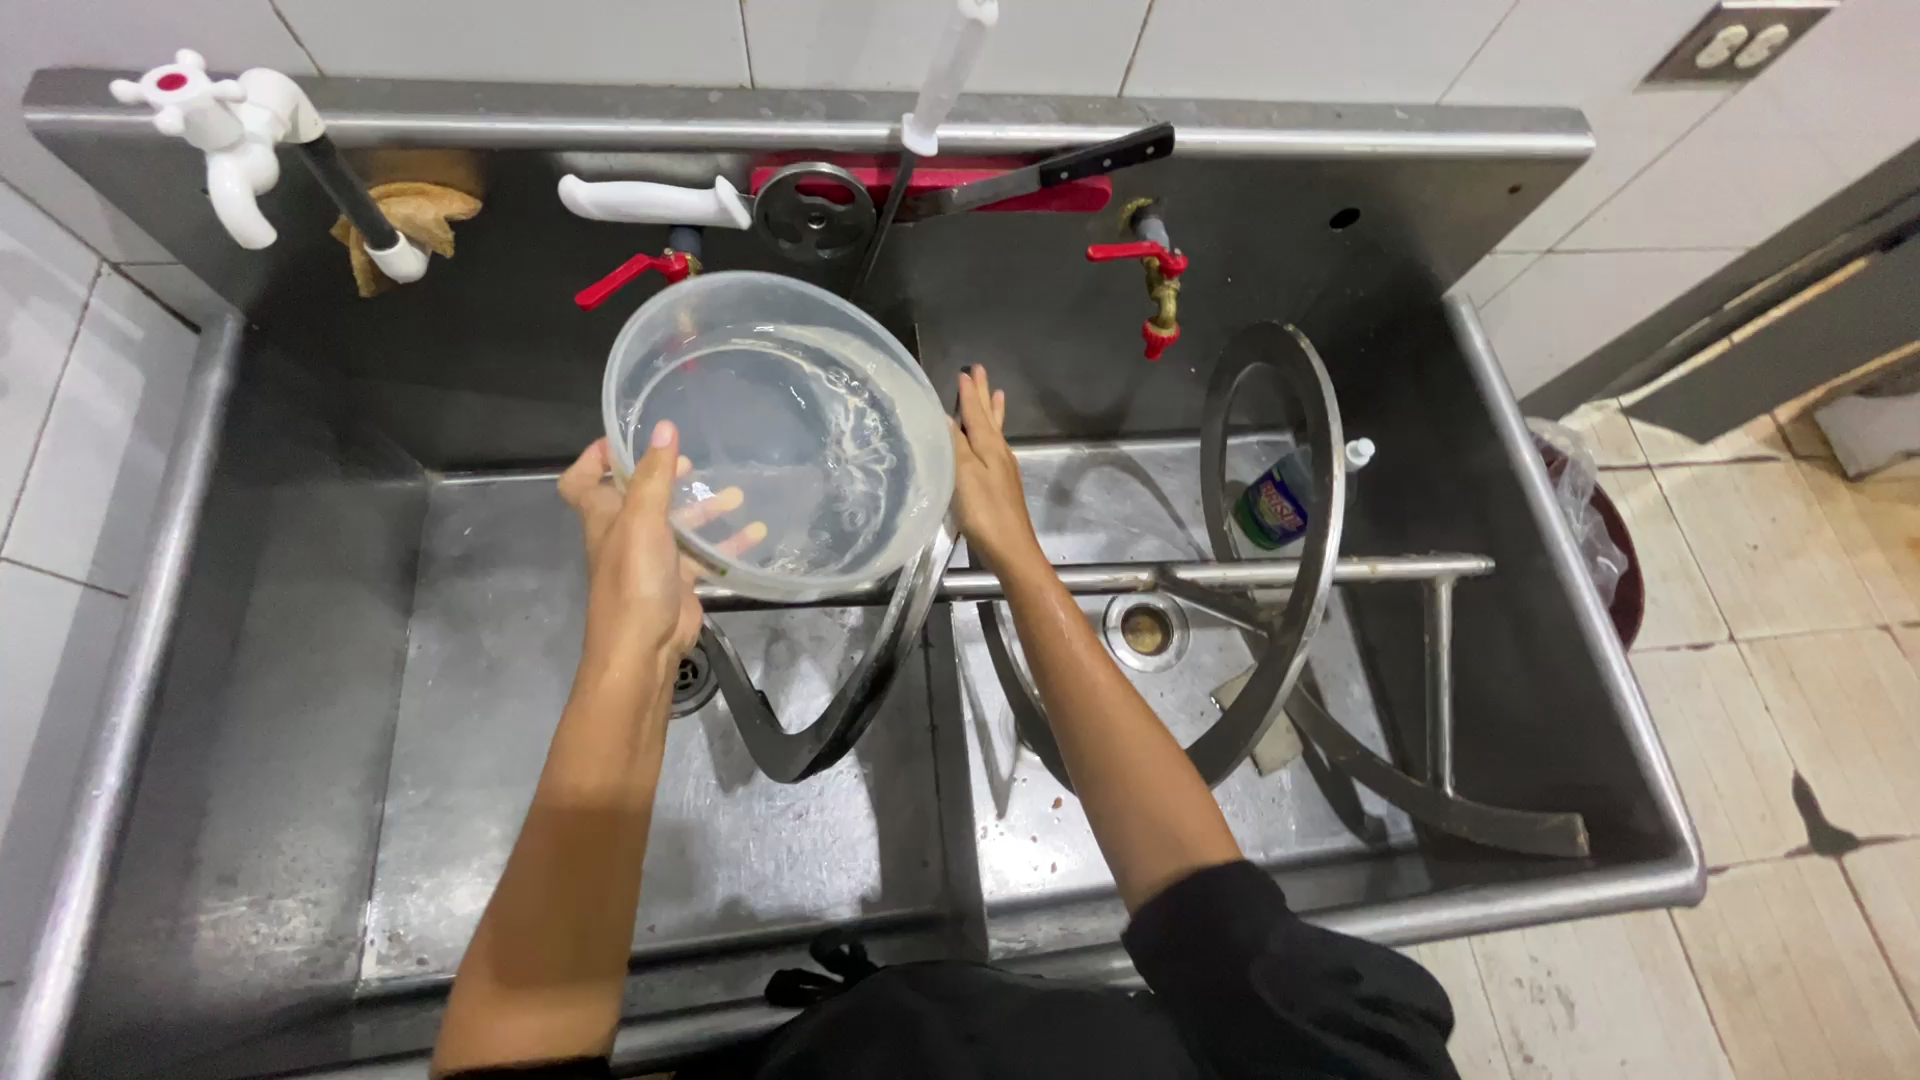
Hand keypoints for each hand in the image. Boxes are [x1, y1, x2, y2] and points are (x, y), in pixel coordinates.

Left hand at [557, 423, 762, 683]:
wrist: (643, 646)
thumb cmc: (633, 579)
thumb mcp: (642, 520)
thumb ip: (655, 474)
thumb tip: (665, 426)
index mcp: (604, 516)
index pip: (582, 480)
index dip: (595, 457)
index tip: (625, 440)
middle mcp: (625, 533)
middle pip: (640, 496)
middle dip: (664, 477)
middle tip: (692, 462)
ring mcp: (653, 557)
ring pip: (678, 524)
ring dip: (704, 508)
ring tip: (736, 494)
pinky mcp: (678, 579)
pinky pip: (704, 554)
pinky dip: (728, 543)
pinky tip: (755, 532)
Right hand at [948, 366, 1044, 575]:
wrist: (1011, 549)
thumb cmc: (984, 511)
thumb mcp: (964, 474)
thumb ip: (954, 444)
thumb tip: (944, 415)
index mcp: (989, 446)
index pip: (976, 412)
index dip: (968, 393)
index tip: (965, 371)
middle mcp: (999, 453)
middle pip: (989, 418)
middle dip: (983, 395)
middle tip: (981, 372)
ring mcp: (1003, 470)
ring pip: (995, 432)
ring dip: (992, 412)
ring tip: (997, 394)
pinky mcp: (1002, 487)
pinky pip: (995, 448)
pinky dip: (992, 435)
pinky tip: (992, 441)